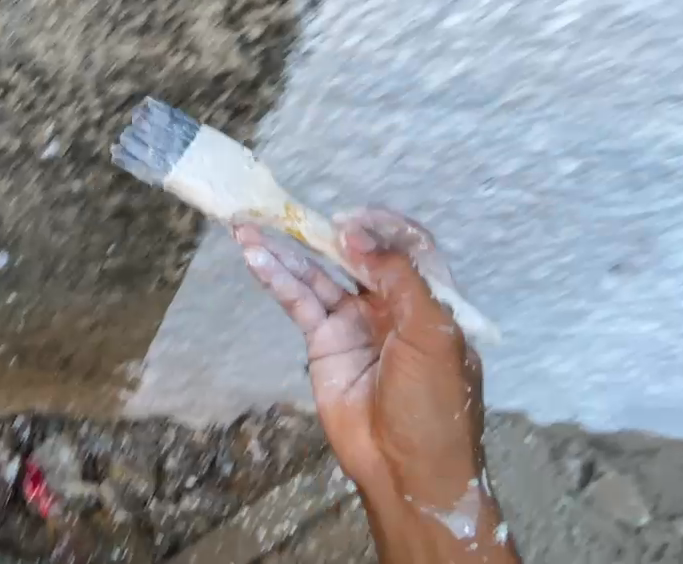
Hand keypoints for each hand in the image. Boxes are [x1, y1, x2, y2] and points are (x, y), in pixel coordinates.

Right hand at [235, 209, 516, 562]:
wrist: (409, 471)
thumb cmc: (435, 404)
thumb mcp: (432, 336)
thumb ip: (398, 279)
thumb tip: (354, 235)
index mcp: (429, 302)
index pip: (407, 247)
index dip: (381, 226)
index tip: (350, 218)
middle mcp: (389, 305)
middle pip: (350, 256)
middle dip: (317, 232)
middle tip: (281, 210)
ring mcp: (352, 322)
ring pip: (315, 275)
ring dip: (283, 251)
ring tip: (247, 229)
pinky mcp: (322, 340)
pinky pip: (297, 300)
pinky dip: (275, 278)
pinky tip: (255, 258)